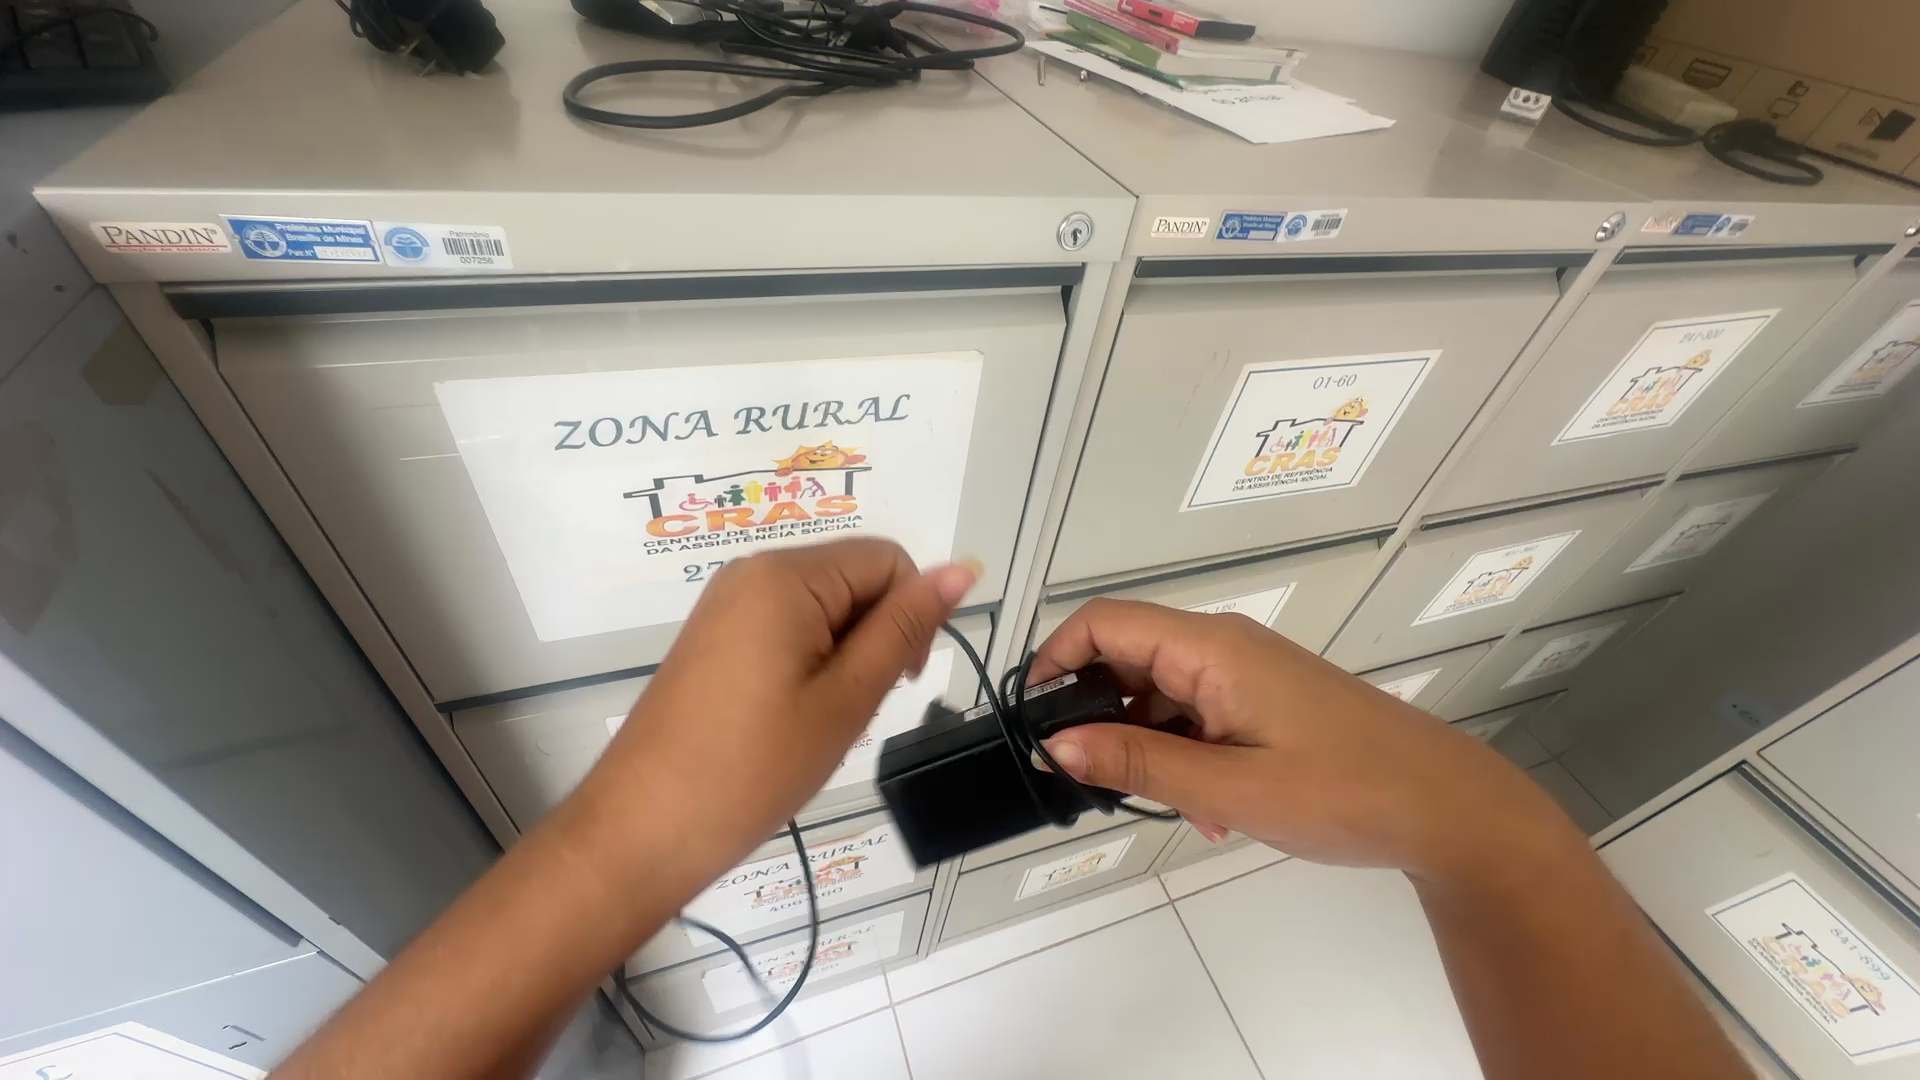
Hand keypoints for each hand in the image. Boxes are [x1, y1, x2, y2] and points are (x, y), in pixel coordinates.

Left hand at [574, 539, 976, 884]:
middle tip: (857, 707)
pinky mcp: (716, 633)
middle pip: (854, 578)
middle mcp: (753, 571)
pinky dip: (812, 660)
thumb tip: (962, 568)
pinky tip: (795, 713)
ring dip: (846, 653)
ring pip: (826, 606)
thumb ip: (906, 626)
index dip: (912, 615)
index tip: (900, 681)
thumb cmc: (754, 766)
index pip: (888, 561)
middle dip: (877, 635)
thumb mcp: (847, 695)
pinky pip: (789, 625)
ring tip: (823, 717)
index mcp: (786, 575)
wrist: (641, 831)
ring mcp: (728, 602)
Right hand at [1029, 599, 1582, 883]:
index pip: (1104, 623)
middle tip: (1093, 777)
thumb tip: (1056, 746)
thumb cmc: (1343, 792)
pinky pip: (1197, 709)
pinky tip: (1206, 807)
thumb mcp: (1228, 788)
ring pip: (1161, 689)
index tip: (1034, 715)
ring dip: (1147, 742)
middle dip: (1102, 714)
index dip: (1056, 658)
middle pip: (1128, 656)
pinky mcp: (1262, 694)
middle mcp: (1221, 644)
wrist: (1453, 809)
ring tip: (1169, 807)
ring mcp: (1244, 669)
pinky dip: (1184, 750)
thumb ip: (1136, 763)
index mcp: (1209, 647)